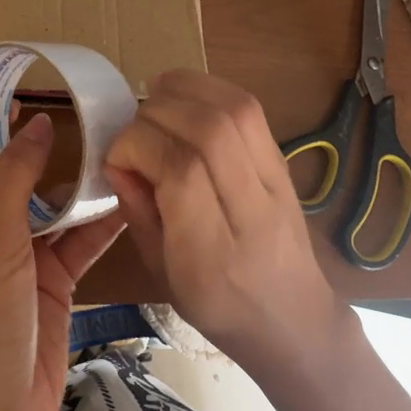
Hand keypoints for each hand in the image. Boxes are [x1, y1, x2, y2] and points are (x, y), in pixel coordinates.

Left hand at [0, 113, 123, 410]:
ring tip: (114, 148)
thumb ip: (14, 179)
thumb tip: (35, 122)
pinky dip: (100, 226)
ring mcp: (24, 256)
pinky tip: (127, 203)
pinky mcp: (55, 284)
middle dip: (41, 146)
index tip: (9, 85)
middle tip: (80, 110)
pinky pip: (80, 245)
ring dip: (78, 184)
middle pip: (14, 175)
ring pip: (53, 207)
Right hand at [104, 70, 410, 410]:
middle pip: (209, 132)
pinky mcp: (284, 162)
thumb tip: (115, 159)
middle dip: (156, 115)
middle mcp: (254, 213)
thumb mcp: (161, 273)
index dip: (138, 146)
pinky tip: (183, 96)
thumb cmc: (217, 305)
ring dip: (184, 91)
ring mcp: (277, 183)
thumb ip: (137, 211)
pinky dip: (209, 89)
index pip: (181, 172)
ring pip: (234, 110)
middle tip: (134, 129)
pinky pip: (250, 108)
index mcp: (215, 256)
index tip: (116, 156)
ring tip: (154, 100)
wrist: (294, 320)